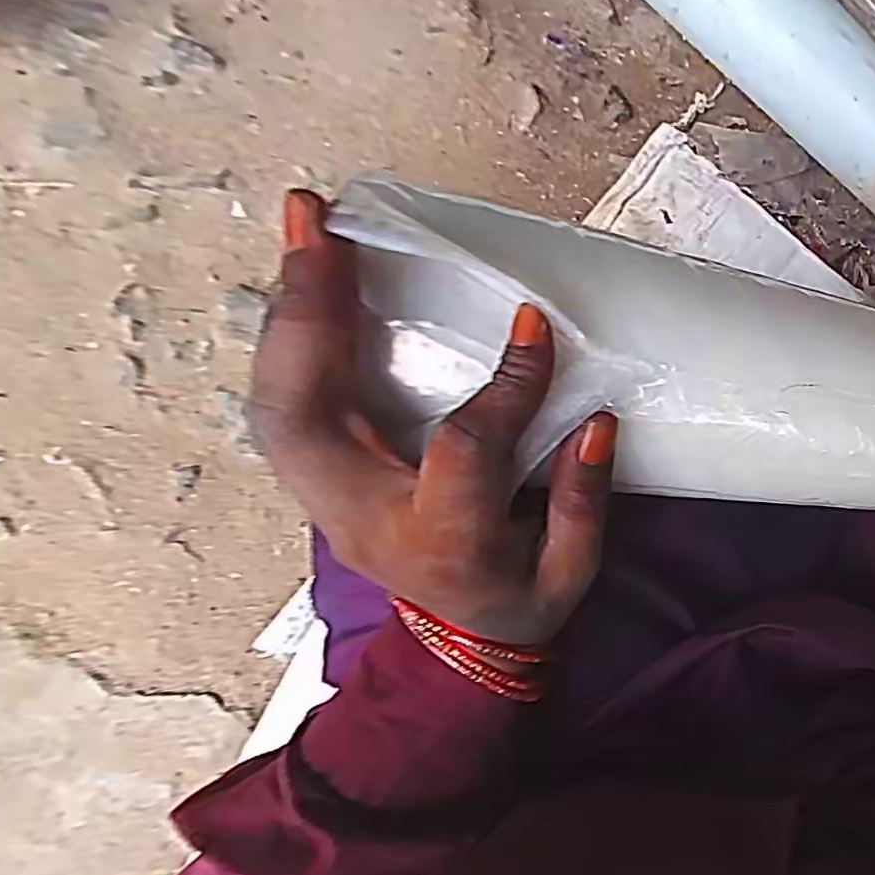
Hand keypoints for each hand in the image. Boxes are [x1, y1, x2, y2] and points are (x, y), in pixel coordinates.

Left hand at [249, 189, 618, 645]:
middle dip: (313, 309)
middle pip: (309, 414)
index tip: (534, 328)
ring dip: (290, 311)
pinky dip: (295, 341)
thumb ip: (582, 502)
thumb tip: (595, 422)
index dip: (505, 385)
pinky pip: (290, 407)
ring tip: (307, 232)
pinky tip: (315, 288)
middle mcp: (366, 518)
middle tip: (322, 225)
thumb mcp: (570, 572)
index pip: (466, 449)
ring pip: (279, 402)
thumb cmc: (519, 606)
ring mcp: (330, 503)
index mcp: (443, 542)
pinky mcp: (322, 486)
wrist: (462, 648)